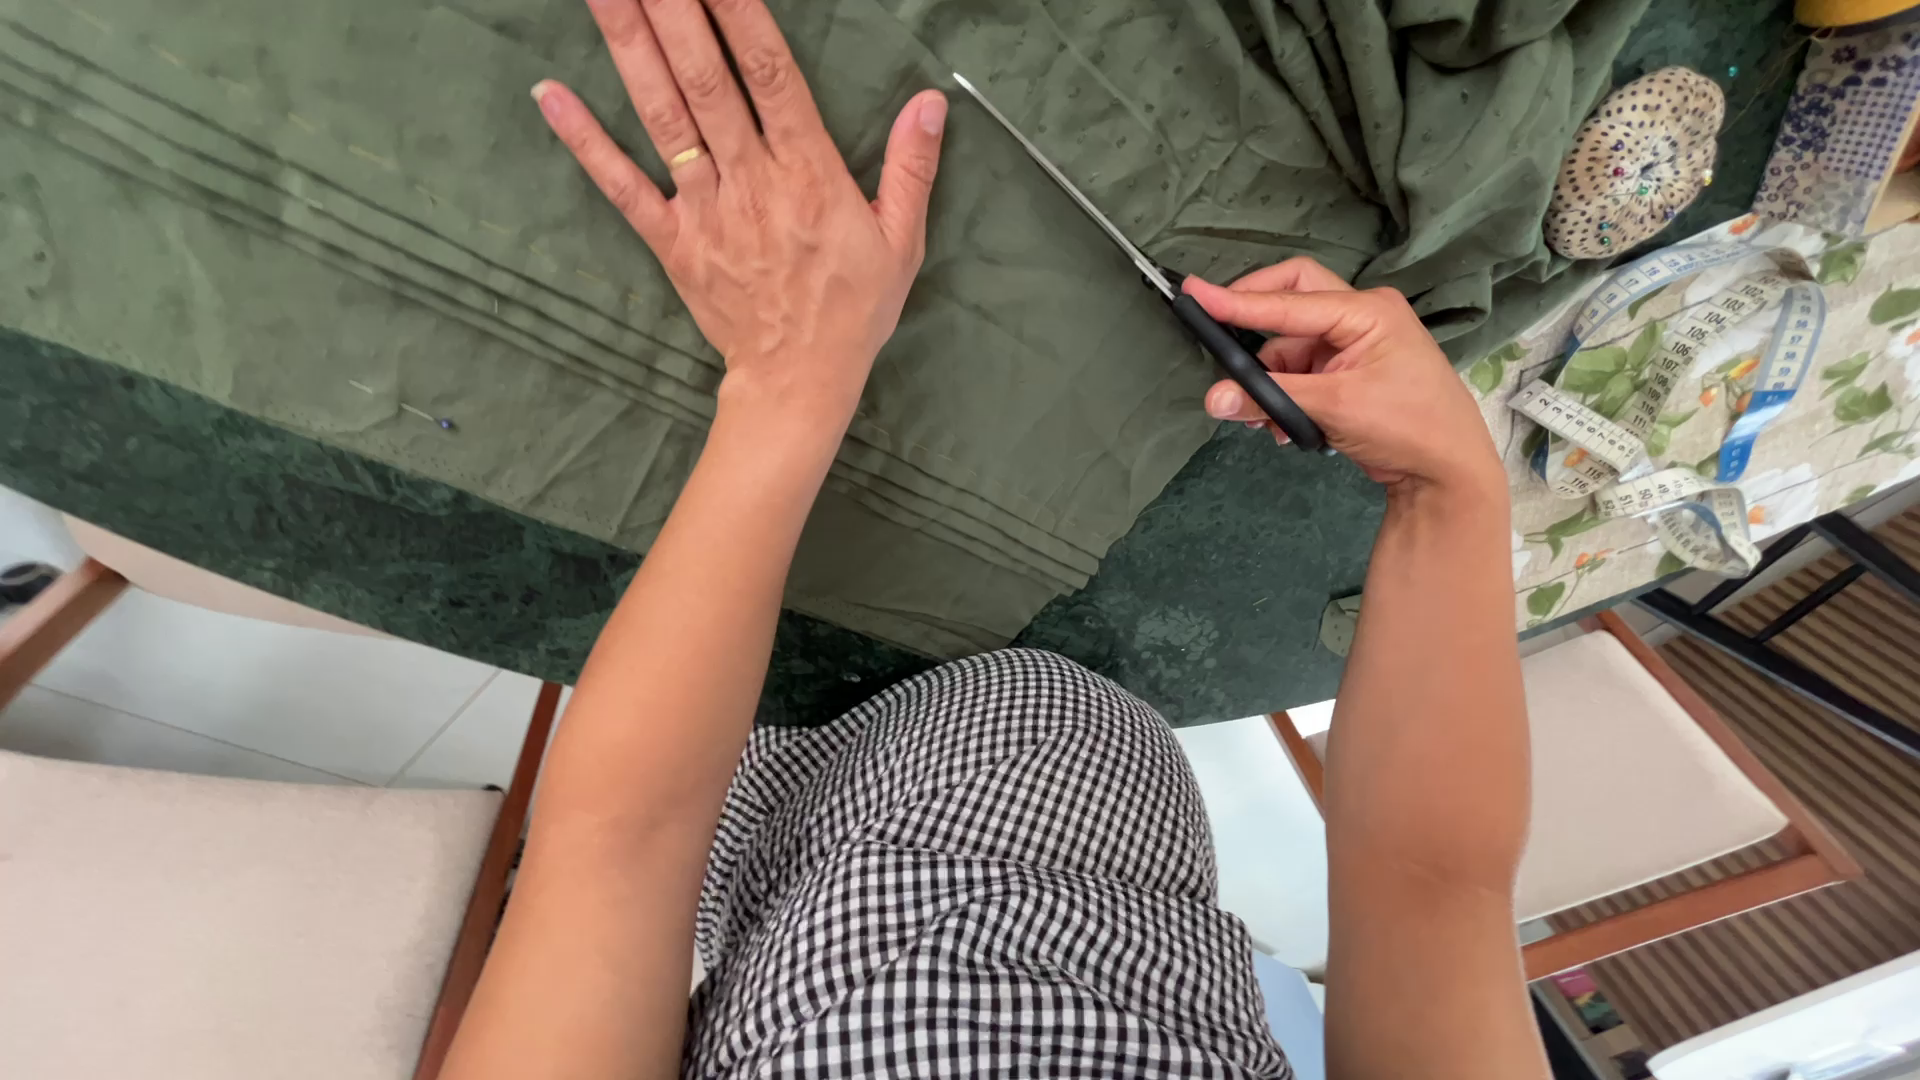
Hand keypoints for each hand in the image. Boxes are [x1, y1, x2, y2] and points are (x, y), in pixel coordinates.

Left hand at [532, 0, 946, 429]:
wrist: (800, 381)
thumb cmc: (854, 313)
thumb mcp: (902, 246)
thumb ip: (912, 171)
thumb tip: (930, 103)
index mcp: (809, 175)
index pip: (770, 72)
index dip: (738, 8)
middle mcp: (752, 182)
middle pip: (705, 78)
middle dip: (672, 7)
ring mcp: (706, 213)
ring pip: (663, 118)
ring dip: (628, 45)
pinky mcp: (675, 245)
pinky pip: (624, 190)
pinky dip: (586, 143)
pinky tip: (550, 94)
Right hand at [1182, 258, 1502, 493]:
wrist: (1444, 470)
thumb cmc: (1406, 425)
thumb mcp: (1333, 407)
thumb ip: (1269, 398)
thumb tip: (1213, 398)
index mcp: (1365, 311)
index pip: (1289, 300)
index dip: (1238, 302)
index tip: (1195, 294)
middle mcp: (1357, 317)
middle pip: (1290, 300)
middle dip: (1253, 321)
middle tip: (1217, 332)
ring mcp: (1350, 345)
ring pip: (1286, 347)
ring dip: (1268, 381)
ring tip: (1262, 419)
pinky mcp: (1342, 373)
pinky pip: (1296, 374)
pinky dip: (1282, 397)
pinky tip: (1282, 427)